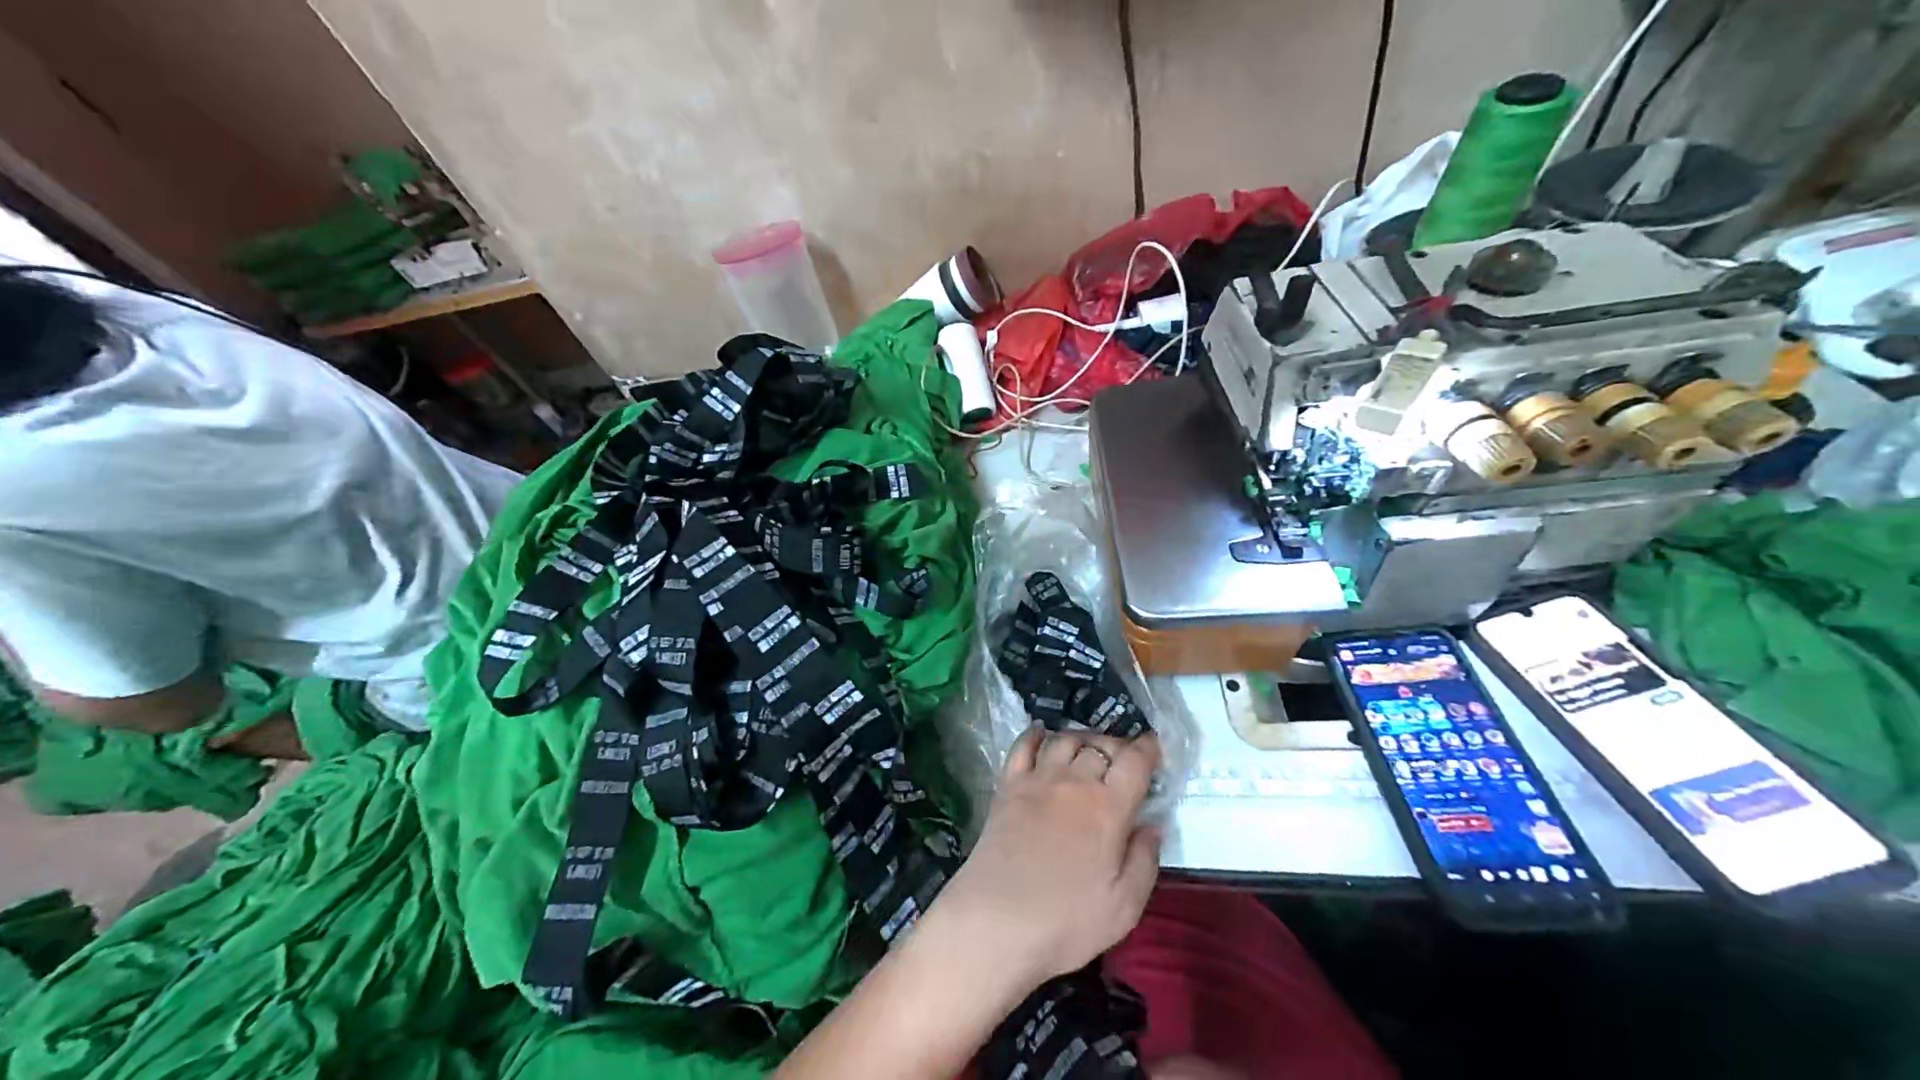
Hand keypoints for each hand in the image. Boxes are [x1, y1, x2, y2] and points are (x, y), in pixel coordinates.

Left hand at [930, 729, 1162, 995]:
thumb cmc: (1066, 921)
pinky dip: (1034, 734)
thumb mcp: (1124, 906)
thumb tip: (1152, 825)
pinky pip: (1022, 747)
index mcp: (1108, 808)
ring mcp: (1036, 781)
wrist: (995, 922)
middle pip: (1099, 745)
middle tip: (1123, 757)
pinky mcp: (1007, 788)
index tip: (1154, 744)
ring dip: (1081, 738)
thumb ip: (1144, 861)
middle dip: (1117, 745)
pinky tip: (1040, 732)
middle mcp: (1073, 783)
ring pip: (1063, 740)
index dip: (1148, 748)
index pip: (1134, 761)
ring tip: (1089, 748)